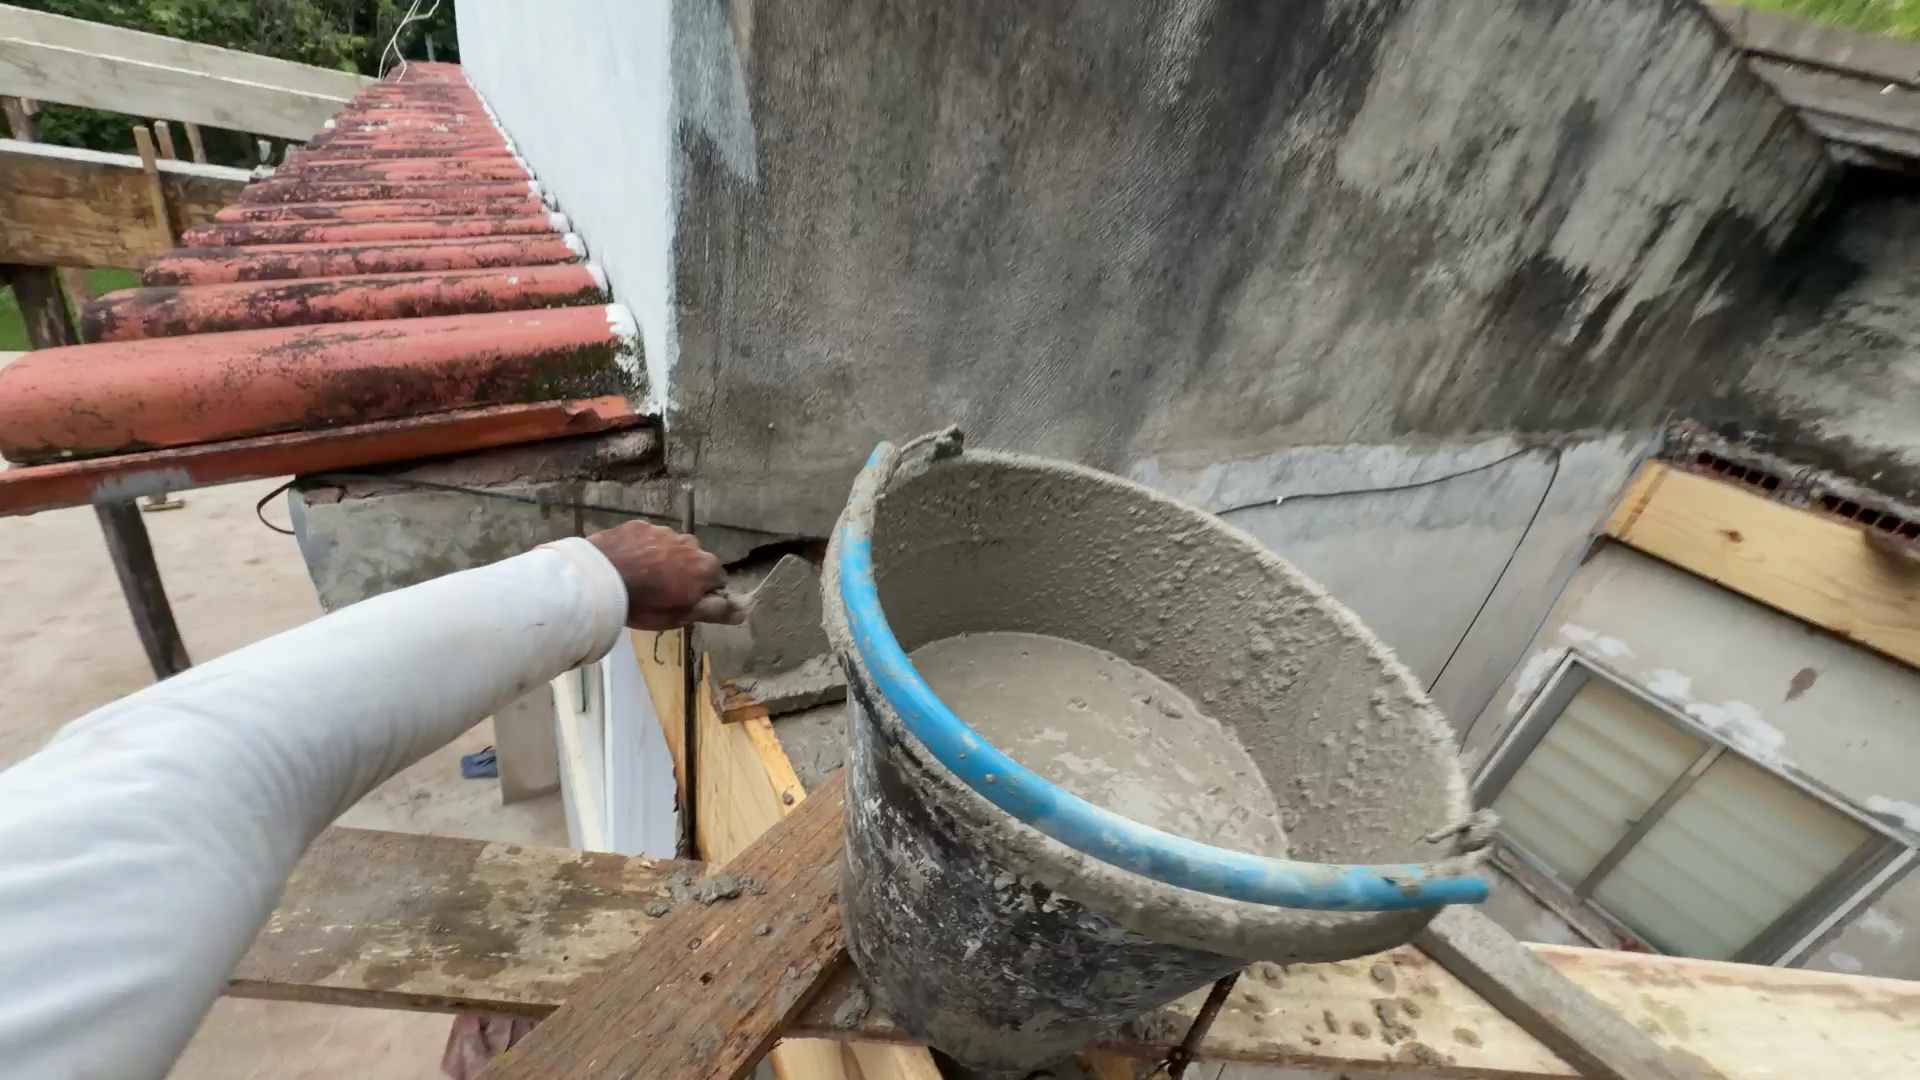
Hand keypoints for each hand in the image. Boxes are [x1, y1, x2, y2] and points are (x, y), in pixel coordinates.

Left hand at [585, 522, 743, 629]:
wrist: (600, 580)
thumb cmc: (646, 604)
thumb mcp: (682, 615)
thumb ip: (715, 611)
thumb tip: (743, 611)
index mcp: (706, 566)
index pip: (718, 580)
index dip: (703, 592)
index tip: (684, 601)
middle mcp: (691, 543)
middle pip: (695, 560)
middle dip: (684, 572)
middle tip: (661, 591)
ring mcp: (664, 531)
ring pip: (671, 547)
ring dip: (663, 559)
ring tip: (641, 576)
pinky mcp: (638, 525)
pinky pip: (647, 538)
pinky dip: (642, 548)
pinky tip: (627, 562)